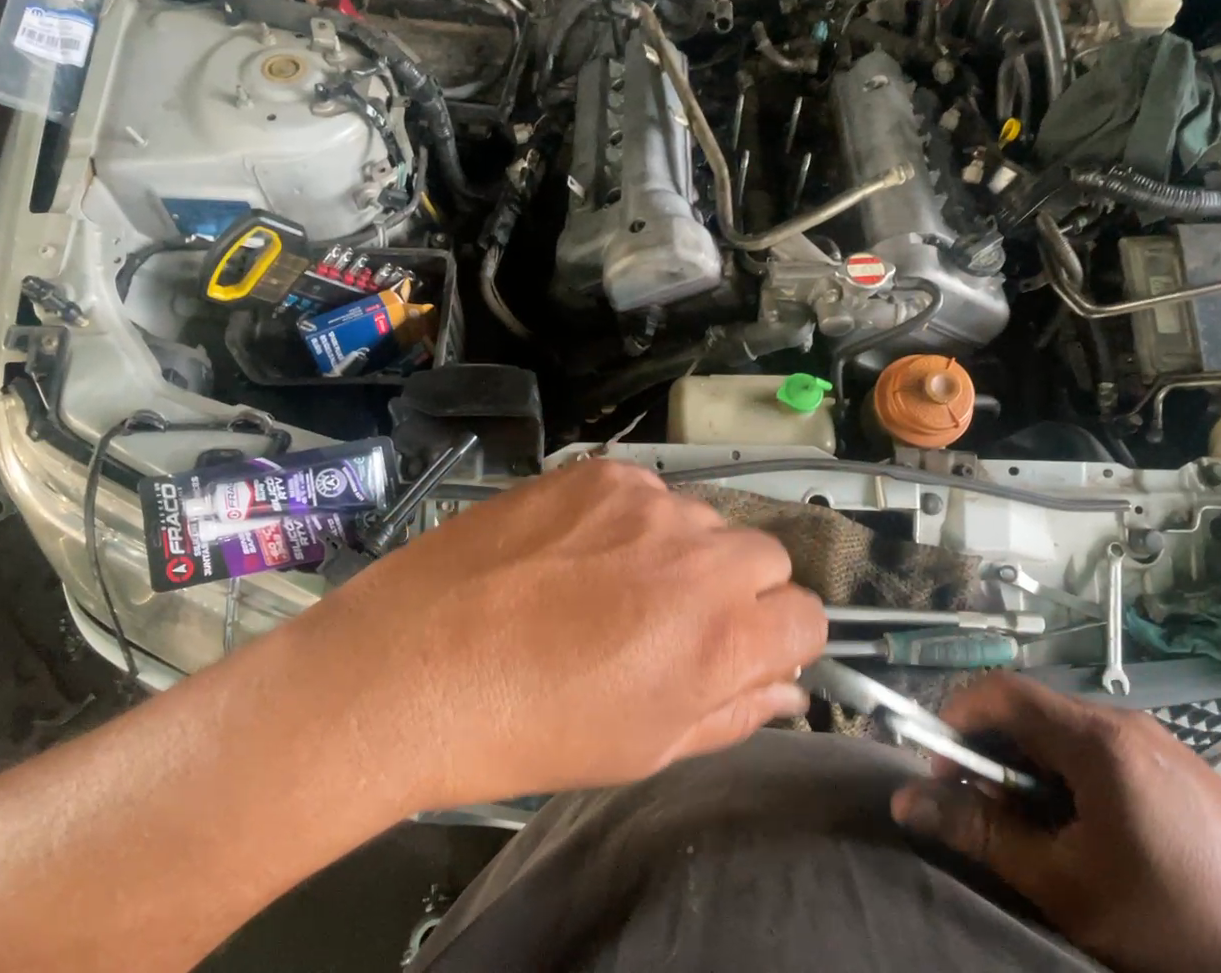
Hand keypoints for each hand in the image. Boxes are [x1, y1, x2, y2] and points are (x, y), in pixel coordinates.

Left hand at [306, 459, 827, 809]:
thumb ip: (735, 712)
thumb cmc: (530, 729)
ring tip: (610, 588)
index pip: (809, 618)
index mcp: (723, 637)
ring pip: (704, 522)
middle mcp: (699, 557)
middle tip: (669, 623)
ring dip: (681, 553)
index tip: (739, 655)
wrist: (411, 669)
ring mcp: (644, 505)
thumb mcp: (646, 747)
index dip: (779, 642)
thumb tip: (787, 687)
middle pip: (765, 560)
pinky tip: (576, 555)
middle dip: (736, 594)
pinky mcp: (594, 473)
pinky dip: (630, 522)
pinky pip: (646, 493)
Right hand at [890, 674, 1220, 972]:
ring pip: (1061, 740)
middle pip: (1028, 714)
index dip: (953, 721)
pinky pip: (1097, 759)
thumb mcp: (1065, 884)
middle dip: (988, 758)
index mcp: (1096, 739)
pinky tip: (1083, 844)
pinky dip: (1066, 788)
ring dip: (1027, 778)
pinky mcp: (1178, 774)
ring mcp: (1157, 747)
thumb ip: (980, 835)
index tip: (939, 776)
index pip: (999, 691)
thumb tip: (904, 801)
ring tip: (1031, 841)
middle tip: (979, 819)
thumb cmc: (1180, 917)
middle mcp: (1124, 725)